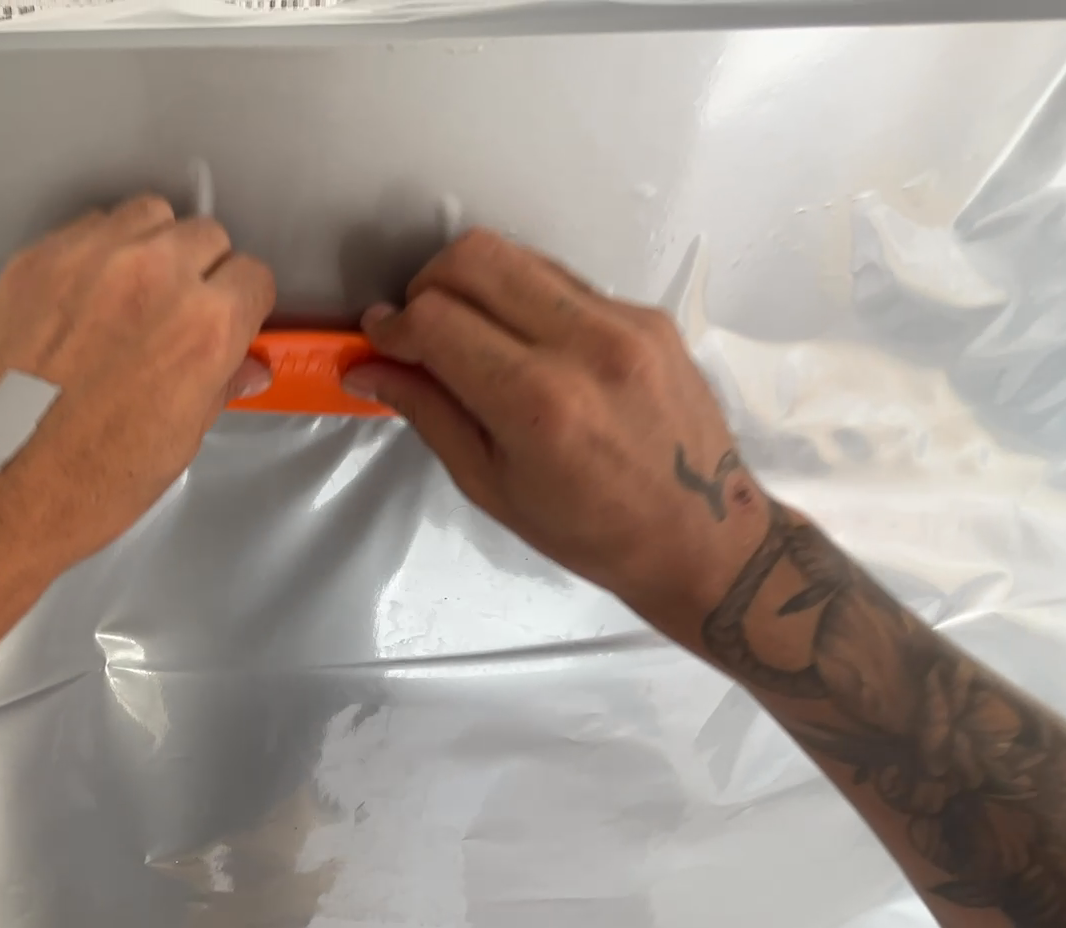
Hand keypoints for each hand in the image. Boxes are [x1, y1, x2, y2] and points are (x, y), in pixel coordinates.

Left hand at [0, 195, 275, 580]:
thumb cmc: (86, 488)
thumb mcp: (175, 447)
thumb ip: (217, 389)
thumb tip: (245, 369)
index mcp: (203, 329)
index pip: (253, 277)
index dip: (244, 307)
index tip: (228, 325)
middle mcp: (152, 277)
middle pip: (207, 236)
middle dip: (204, 275)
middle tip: (178, 319)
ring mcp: (87, 260)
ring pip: (149, 217)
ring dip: (154, 250)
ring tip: (134, 301)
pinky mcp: (35, 260)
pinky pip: (89, 229)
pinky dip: (100, 254)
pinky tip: (85, 303)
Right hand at [341, 228, 765, 626]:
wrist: (698, 534)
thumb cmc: (583, 529)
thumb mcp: (485, 483)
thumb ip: (426, 411)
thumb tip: (366, 369)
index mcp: (537, 403)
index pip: (437, 321)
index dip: (391, 326)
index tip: (375, 340)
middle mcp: (585, 344)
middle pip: (475, 259)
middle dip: (424, 286)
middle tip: (415, 331)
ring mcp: (624, 320)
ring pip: (516, 256)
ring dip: (468, 285)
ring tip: (461, 335)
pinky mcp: (646, 313)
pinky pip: (556, 278)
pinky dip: (515, 298)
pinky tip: (514, 343)